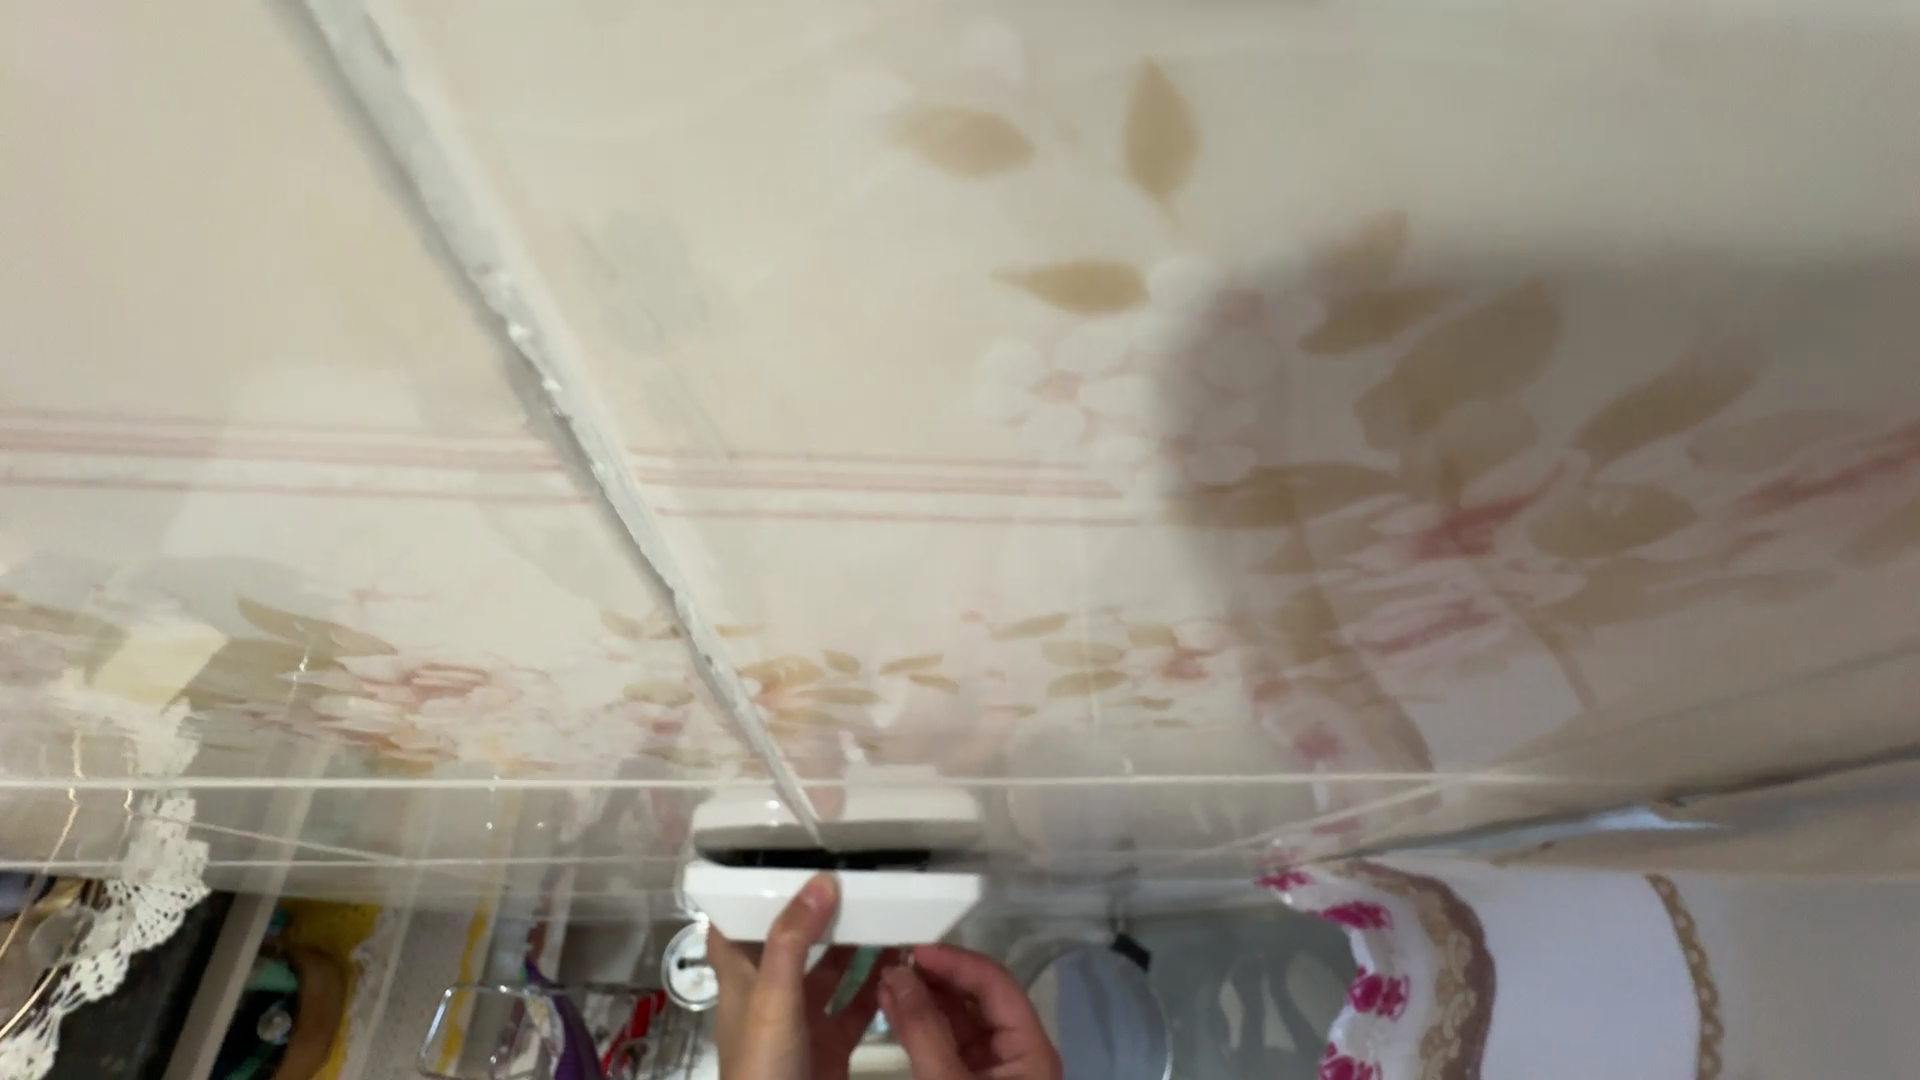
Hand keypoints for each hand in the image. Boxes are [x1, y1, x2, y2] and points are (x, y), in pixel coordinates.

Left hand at [708, 874, 887, 1079]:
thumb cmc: (764, 1068)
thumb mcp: (772, 999)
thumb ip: (793, 939)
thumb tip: (822, 878)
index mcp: (742, 978)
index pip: (736, 924)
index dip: (753, 892)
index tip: (783, 858)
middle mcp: (770, 994)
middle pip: (792, 941)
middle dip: (819, 910)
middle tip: (854, 874)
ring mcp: (802, 1022)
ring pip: (829, 970)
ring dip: (854, 943)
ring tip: (886, 907)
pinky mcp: (831, 1046)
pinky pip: (856, 1006)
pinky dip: (877, 984)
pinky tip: (901, 960)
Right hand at [879, 945, 1062, 1079]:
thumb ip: (924, 1030)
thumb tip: (897, 973)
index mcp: (1031, 1048)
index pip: (994, 983)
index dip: (956, 961)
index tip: (916, 949)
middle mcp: (1015, 1051)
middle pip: (975, 997)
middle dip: (934, 977)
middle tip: (896, 958)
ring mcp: (991, 1069)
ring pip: (955, 1019)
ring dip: (921, 998)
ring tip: (887, 977)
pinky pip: (943, 1042)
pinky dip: (918, 1025)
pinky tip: (892, 1005)